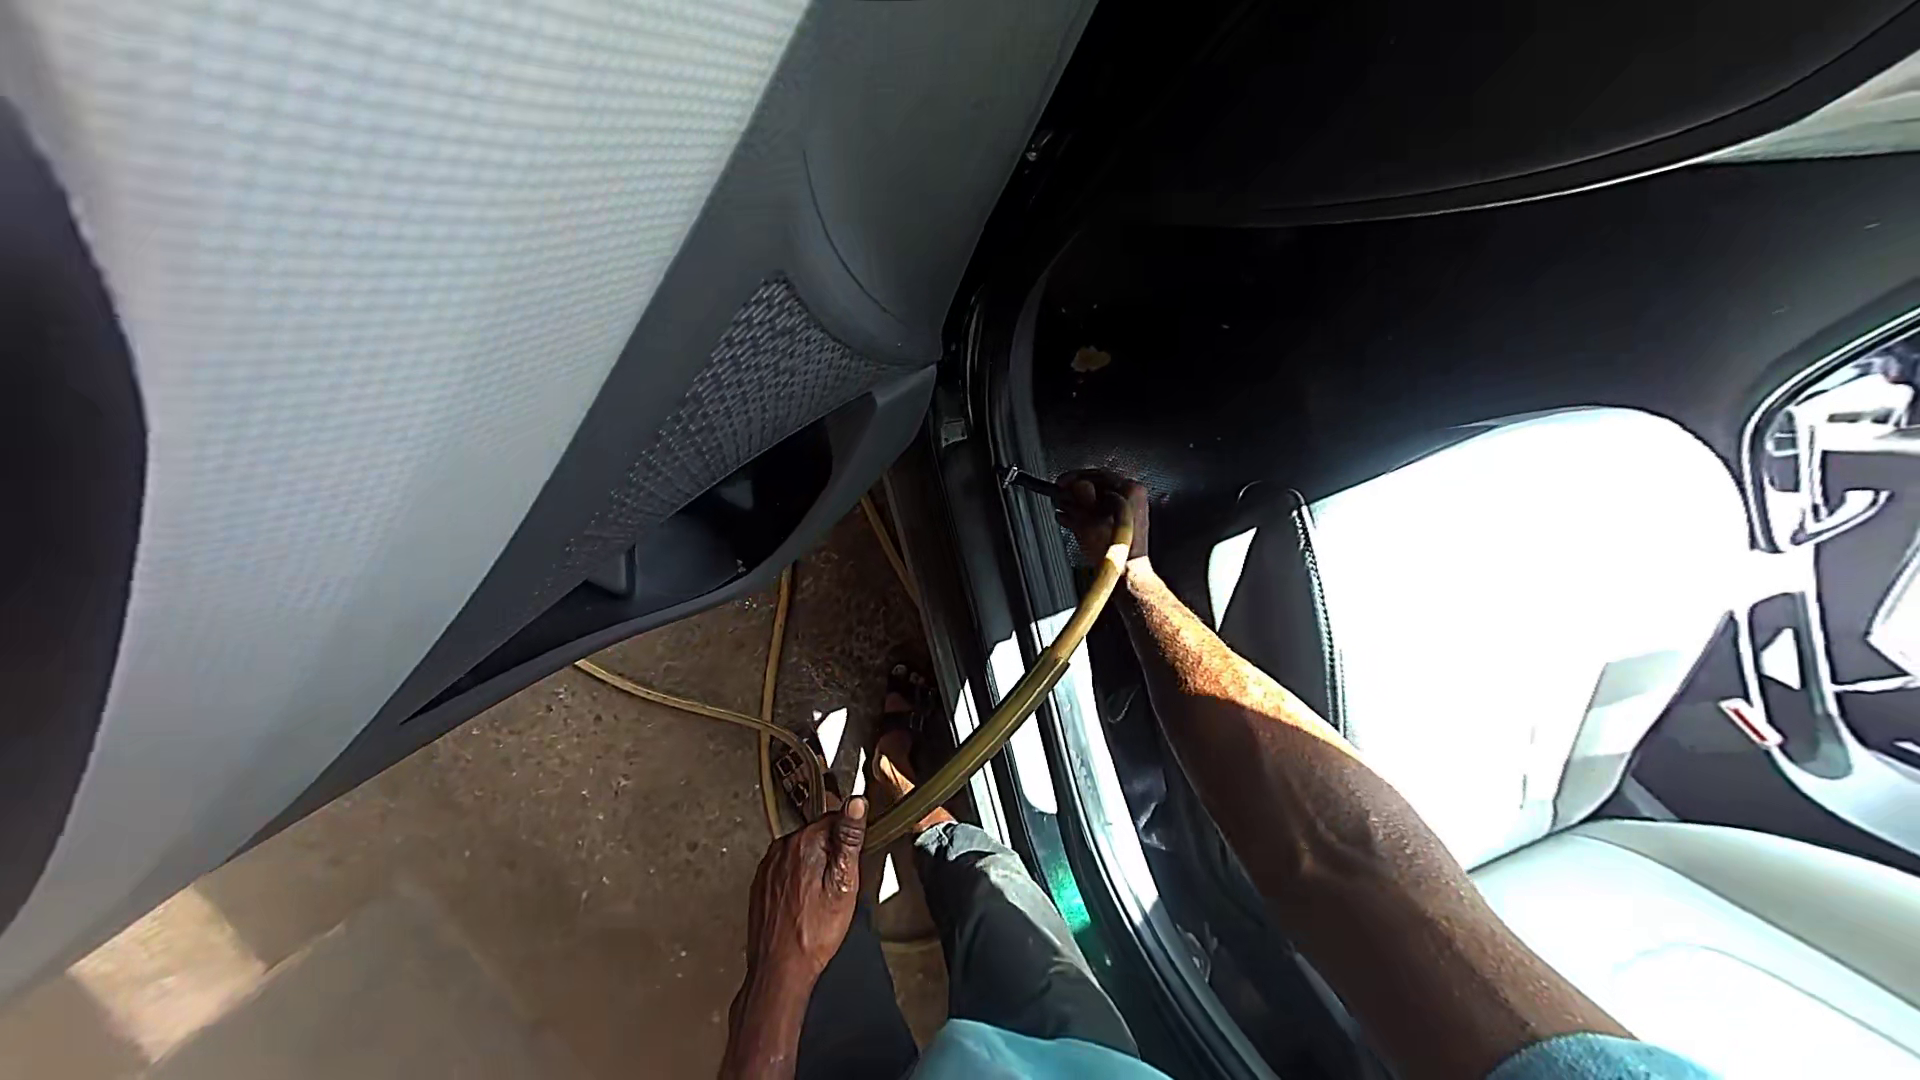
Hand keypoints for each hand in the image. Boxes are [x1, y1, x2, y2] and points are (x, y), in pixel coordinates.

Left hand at [742, 797, 866, 985]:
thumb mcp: (844, 884)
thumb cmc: (813, 933)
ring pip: (801, 852)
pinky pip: (786, 868)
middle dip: (831, 853)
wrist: (779, 971)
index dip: (848, 841)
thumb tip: (856, 803)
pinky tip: (804, 903)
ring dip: (813, 866)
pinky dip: (797, 880)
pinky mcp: (761, 883)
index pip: (835, 818)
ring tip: (820, 897)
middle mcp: (781, 848)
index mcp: (803, 842)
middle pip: (817, 834)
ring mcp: (768, 866)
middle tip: (837, 886)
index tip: (849, 863)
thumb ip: (849, 838)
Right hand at [1054, 469, 1149, 564]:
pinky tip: (1069, 520)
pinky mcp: (1122, 527)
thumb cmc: (1114, 551)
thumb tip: (1075, 485)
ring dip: (1076, 505)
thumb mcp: (1089, 520)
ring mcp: (1128, 513)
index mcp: (1130, 491)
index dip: (1075, 478)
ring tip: (1061, 508)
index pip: (1098, 474)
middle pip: (1097, 488)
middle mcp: (1132, 499)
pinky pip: (1099, 514)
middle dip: (1074, 493)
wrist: (1125, 576)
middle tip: (1060, 496)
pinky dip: (1084, 516)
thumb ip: (1081, 498)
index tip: (1061, 483)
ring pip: (1096, 502)